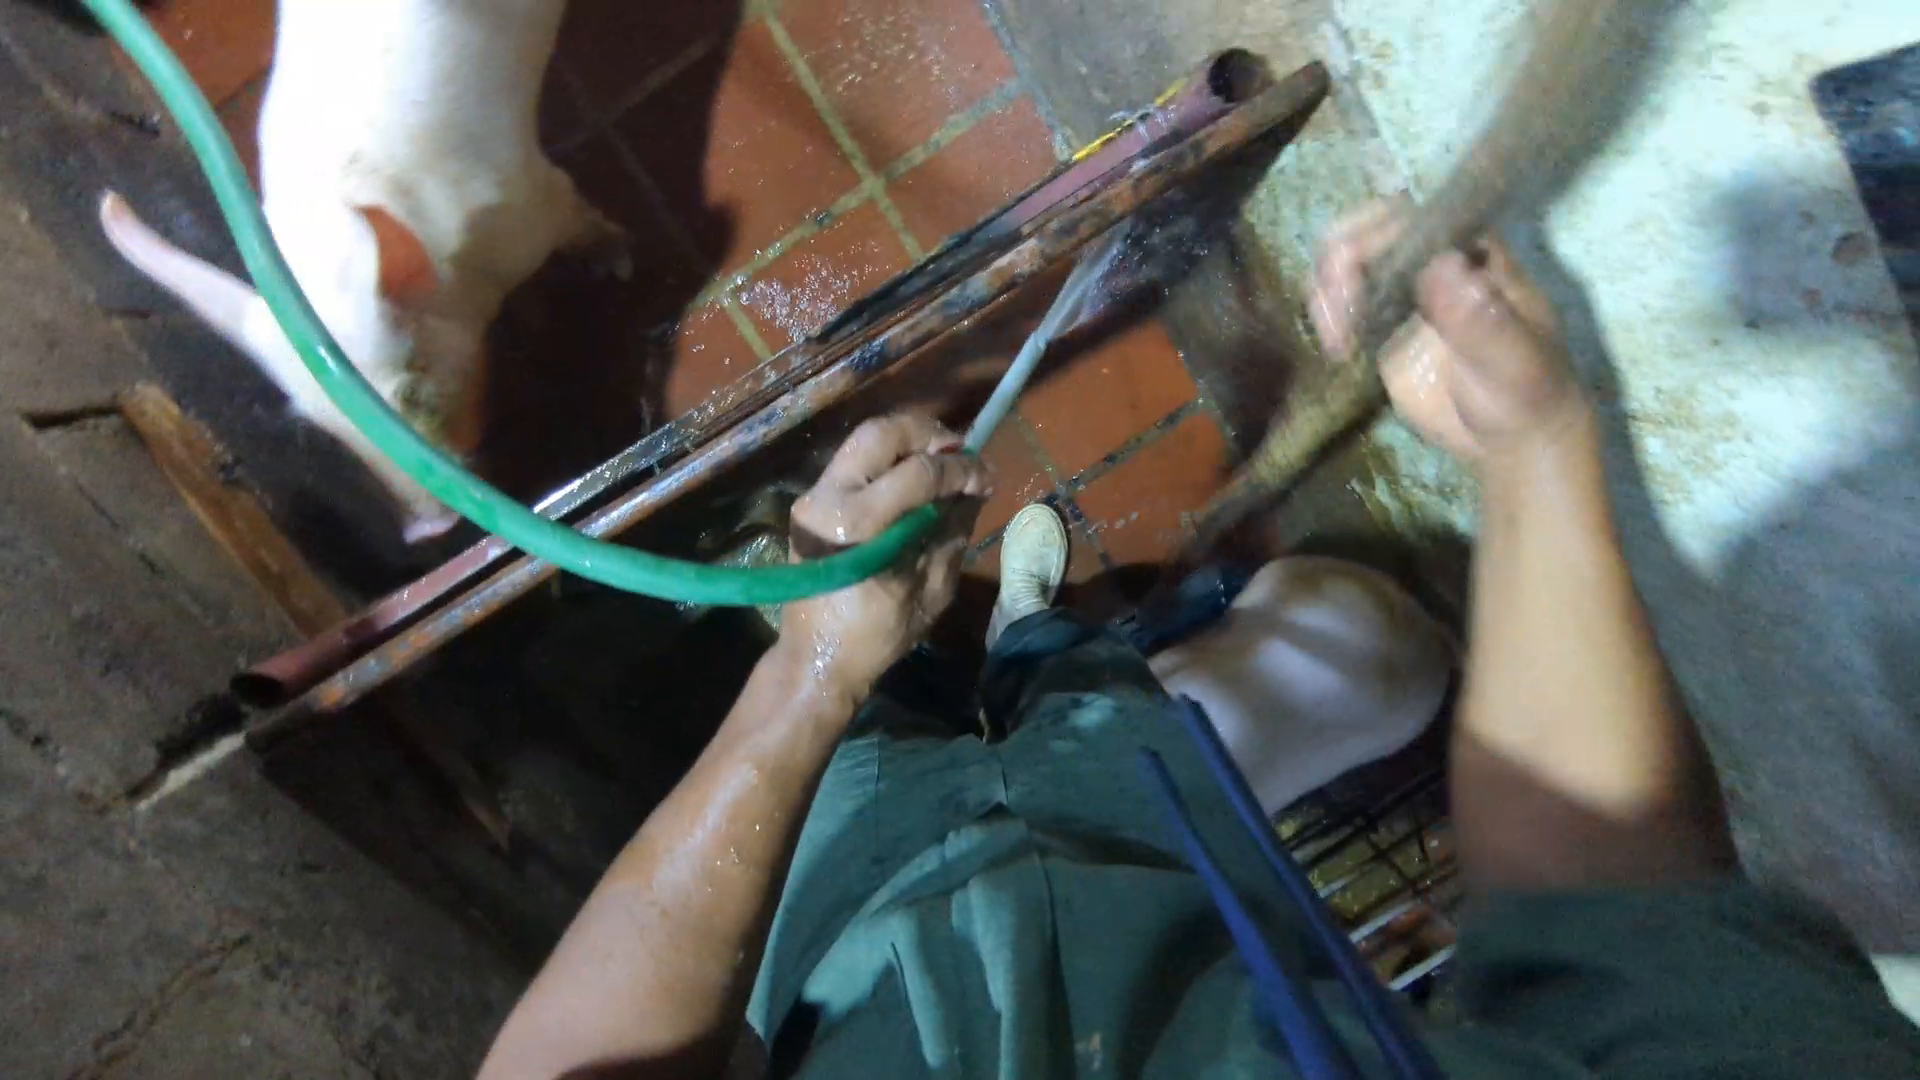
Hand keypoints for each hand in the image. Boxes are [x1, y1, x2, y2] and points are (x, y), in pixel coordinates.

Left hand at [777, 414, 990, 702]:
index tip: (988, 478)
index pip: (919, 472)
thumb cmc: (875, 637)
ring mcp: (813, 495)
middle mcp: (828, 497)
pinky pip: (855, 461)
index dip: (962, 468)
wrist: (815, 660)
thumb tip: (973, 491)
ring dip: (909, 442)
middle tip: (963, 454)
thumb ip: (952, 532)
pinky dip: (889, 459)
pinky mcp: (811, 501)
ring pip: (865, 439)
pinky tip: (915, 480)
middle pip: (882, 432)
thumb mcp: (931, 590)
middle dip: (931, 435)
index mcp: (857, 526)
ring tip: (943, 463)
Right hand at [1309, 200, 1587, 461]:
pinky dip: (1324, 317)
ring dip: (1324, 291)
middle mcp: (1431, 264)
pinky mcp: (1377, 329)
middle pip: (1367, 233)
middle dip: (1338, 262)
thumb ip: (1478, 317)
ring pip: (1345, 266)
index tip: (1354, 279)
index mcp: (1471, 254)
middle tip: (1336, 309)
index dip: (1372, 238)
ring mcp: (1401, 296)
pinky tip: (1336, 350)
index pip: (1411, 219)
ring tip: (1335, 338)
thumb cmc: (1524, 391)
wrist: (1508, 436)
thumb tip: (1441, 265)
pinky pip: (1340, 306)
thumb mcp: (1510, 359)